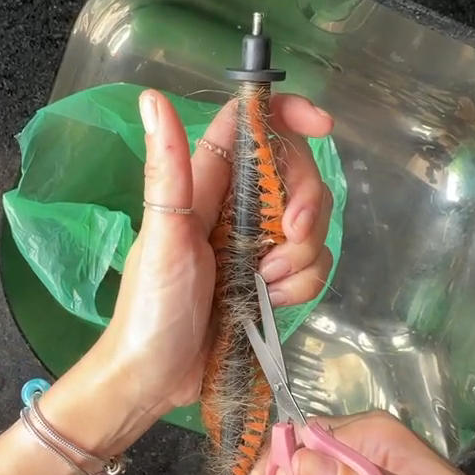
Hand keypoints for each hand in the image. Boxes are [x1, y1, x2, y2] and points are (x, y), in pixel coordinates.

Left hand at [79, 88, 333, 420]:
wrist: (154, 378)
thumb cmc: (150, 308)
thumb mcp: (163, 237)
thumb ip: (167, 170)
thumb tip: (152, 96)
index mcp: (205, 186)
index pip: (251, 128)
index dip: (289, 115)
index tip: (324, 126)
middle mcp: (235, 210)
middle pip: (296, 176)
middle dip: (307, 203)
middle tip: (286, 239)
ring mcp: (256, 248)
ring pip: (311, 225)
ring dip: (303, 255)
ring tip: (266, 285)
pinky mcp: (272, 283)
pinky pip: (312, 267)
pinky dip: (303, 284)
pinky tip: (272, 302)